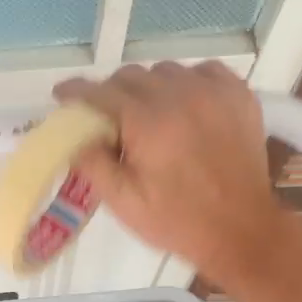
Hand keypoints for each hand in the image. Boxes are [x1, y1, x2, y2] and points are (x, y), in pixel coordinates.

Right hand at [54, 62, 292, 281]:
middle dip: (112, 92)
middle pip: (131, 75)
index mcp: (147, 123)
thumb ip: (93, 163)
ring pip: (166, 71)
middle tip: (107, 118)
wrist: (240, 230)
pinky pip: (203, 71)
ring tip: (148, 116)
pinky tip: (184, 106)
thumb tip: (74, 136)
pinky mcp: (239, 96)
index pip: (101, 92)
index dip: (76, 91)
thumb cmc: (176, 221)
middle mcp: (180, 96)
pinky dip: (187, 83)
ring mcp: (213, 92)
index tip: (62, 94)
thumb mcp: (123, 202)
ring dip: (149, 88)